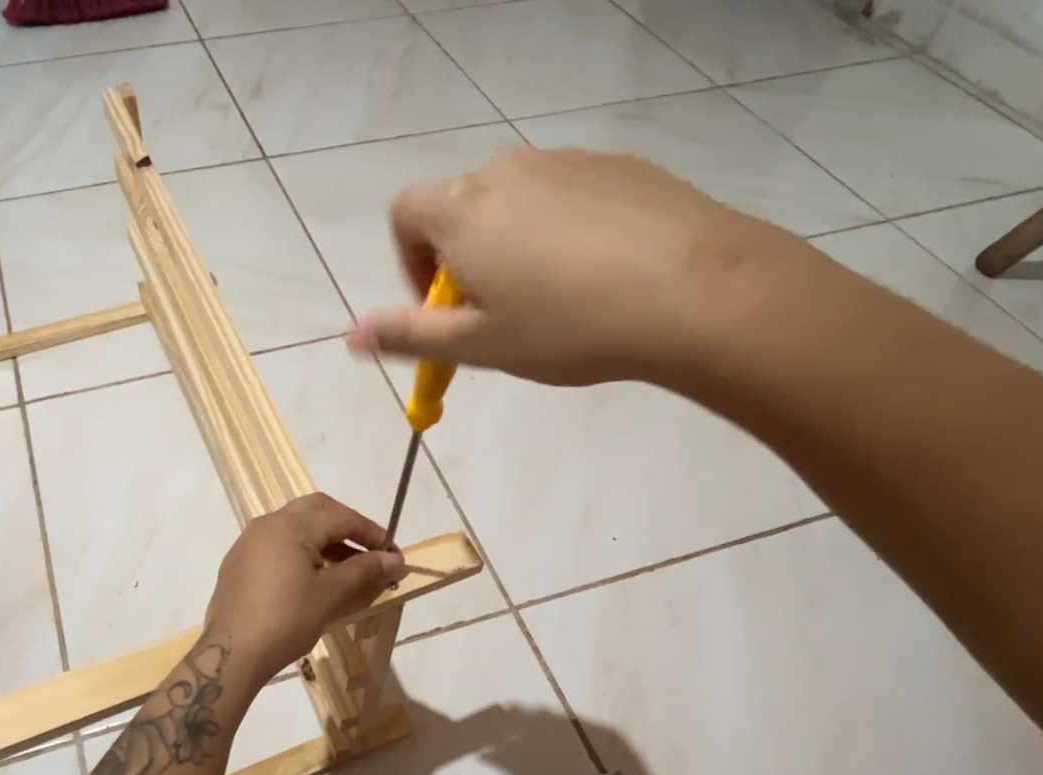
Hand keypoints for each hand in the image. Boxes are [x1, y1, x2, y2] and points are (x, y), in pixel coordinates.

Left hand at [204, 494, 406, 676]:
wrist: (232, 653)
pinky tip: (314, 578)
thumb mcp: (330, 595)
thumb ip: (364, 571)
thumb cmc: (286, 620)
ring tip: (348, 568)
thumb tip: (395, 560)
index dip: (371, 532)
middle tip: (369, 550)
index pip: (341, 517)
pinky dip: (302, 551)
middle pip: (316, 511)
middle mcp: (266, 524)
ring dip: (325, 540)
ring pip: (295, 527)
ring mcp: (248, 543)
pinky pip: (277, 544)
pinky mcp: (239, 563)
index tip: (392, 553)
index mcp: (290, 526)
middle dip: (347, 526)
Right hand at [345, 146, 846, 387]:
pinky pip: (568, 195)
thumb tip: (349, 336)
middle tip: (499, 314)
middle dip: (463, 259)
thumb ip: (407, 335)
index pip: (404, 215)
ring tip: (556, 299)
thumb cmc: (568, 327)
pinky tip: (601, 275)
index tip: (441, 308)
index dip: (409, 264)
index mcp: (462, 209)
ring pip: (516, 202)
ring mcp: (566, 160)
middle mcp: (506, 170)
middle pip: (460, 206)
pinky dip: (564, 230)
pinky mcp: (618, 164)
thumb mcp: (479, 345)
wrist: (694, 291)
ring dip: (513, 244)